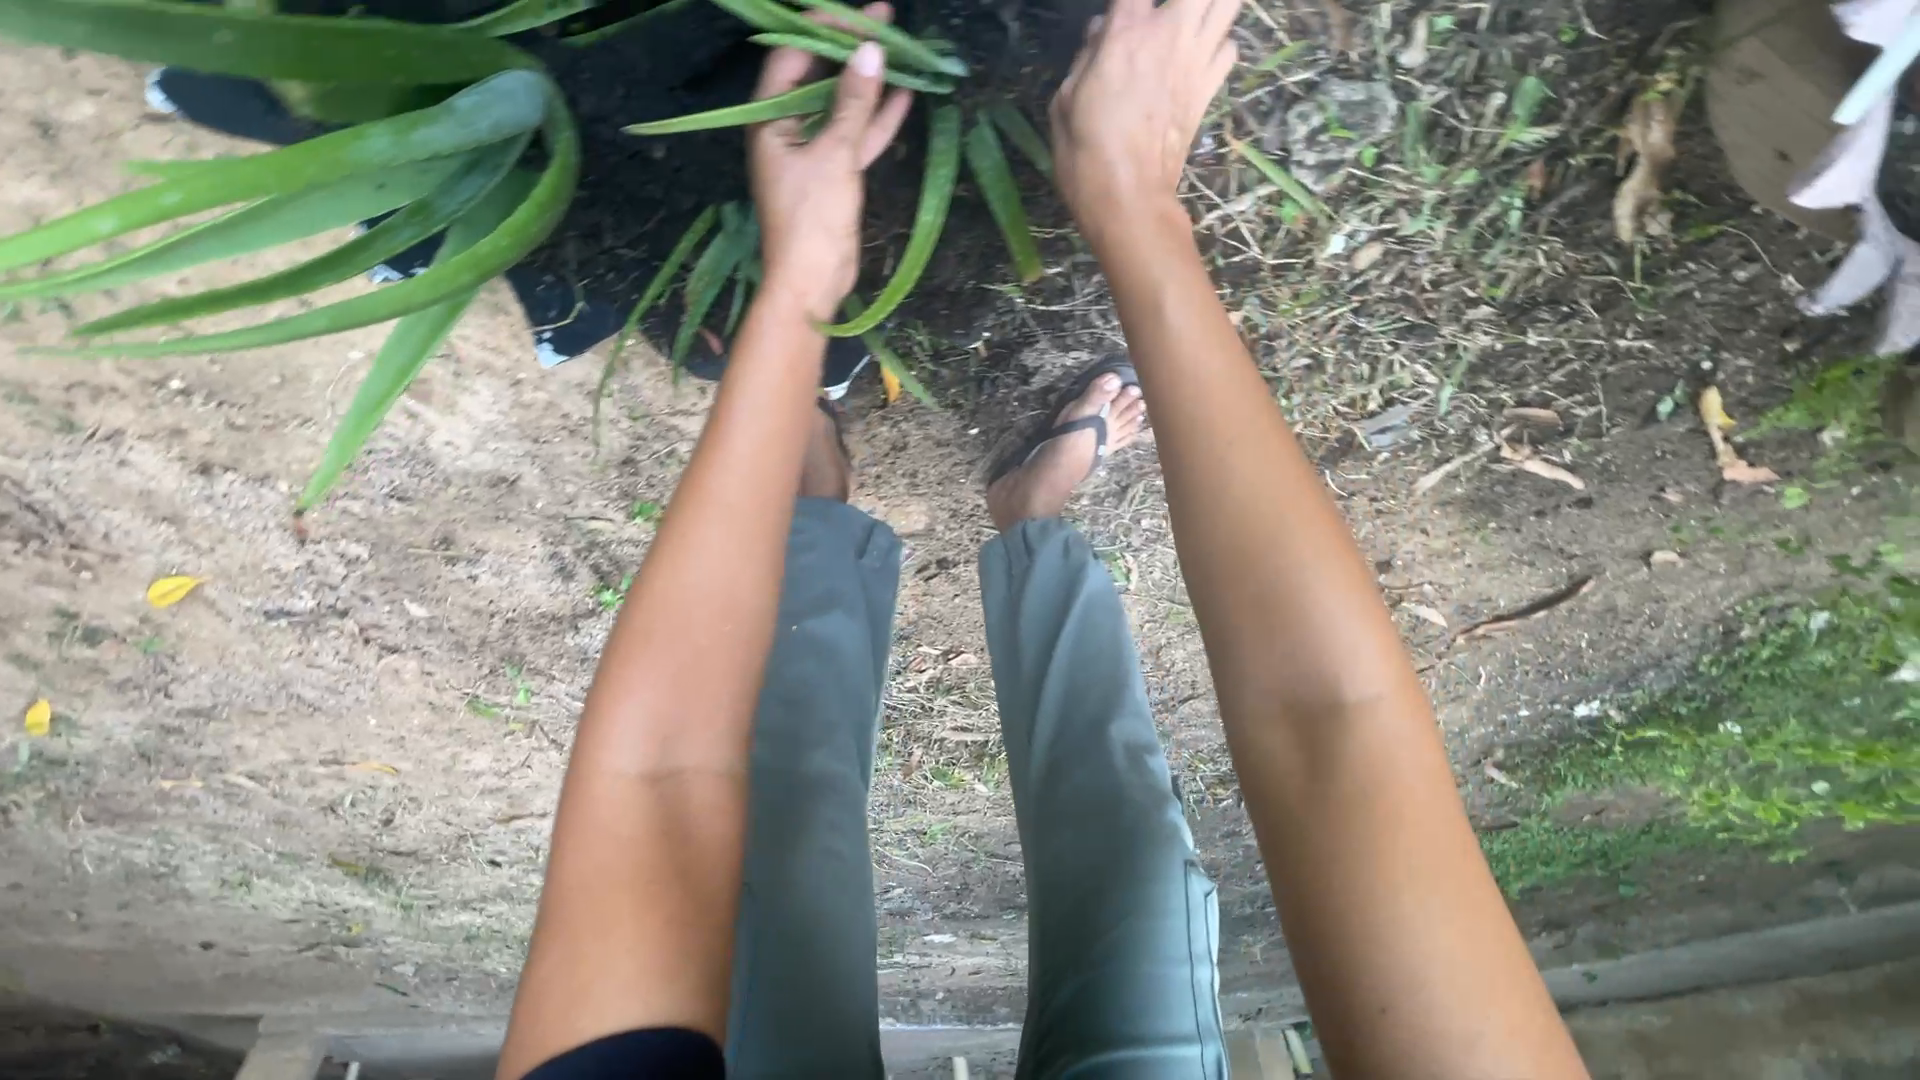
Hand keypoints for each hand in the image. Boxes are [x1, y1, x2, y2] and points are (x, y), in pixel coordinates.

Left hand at [749, 4, 914, 322]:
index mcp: (770, 120)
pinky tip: (904, 96)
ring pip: (843, 108)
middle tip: (886, 21)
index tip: (858, 12)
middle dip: (850, 50)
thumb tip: (871, 51)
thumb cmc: (813, 218)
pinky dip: (877, 120)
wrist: (813, 281)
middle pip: (819, 77)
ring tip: (902, 50)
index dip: (822, 28)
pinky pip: (856, 138)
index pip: (793, 56)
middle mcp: (787, 129)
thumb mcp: (835, 154)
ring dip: (870, 83)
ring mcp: (812, 153)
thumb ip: (854, 103)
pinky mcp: (835, 175)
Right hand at [1049, 0, 1238, 243]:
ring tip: (1191, 20)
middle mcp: (1168, 35)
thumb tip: (1101, 34)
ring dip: (1210, 7)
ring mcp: (1195, 61)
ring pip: (1227, 3)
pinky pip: (1229, 48)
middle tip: (1163, 17)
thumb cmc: (1085, 157)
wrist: (1128, 200)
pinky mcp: (1208, 90)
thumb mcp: (1064, 103)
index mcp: (1126, 33)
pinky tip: (1200, 56)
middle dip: (1183, 0)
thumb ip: (1085, 58)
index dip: (1126, 1)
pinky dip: (1219, 45)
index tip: (1121, 14)